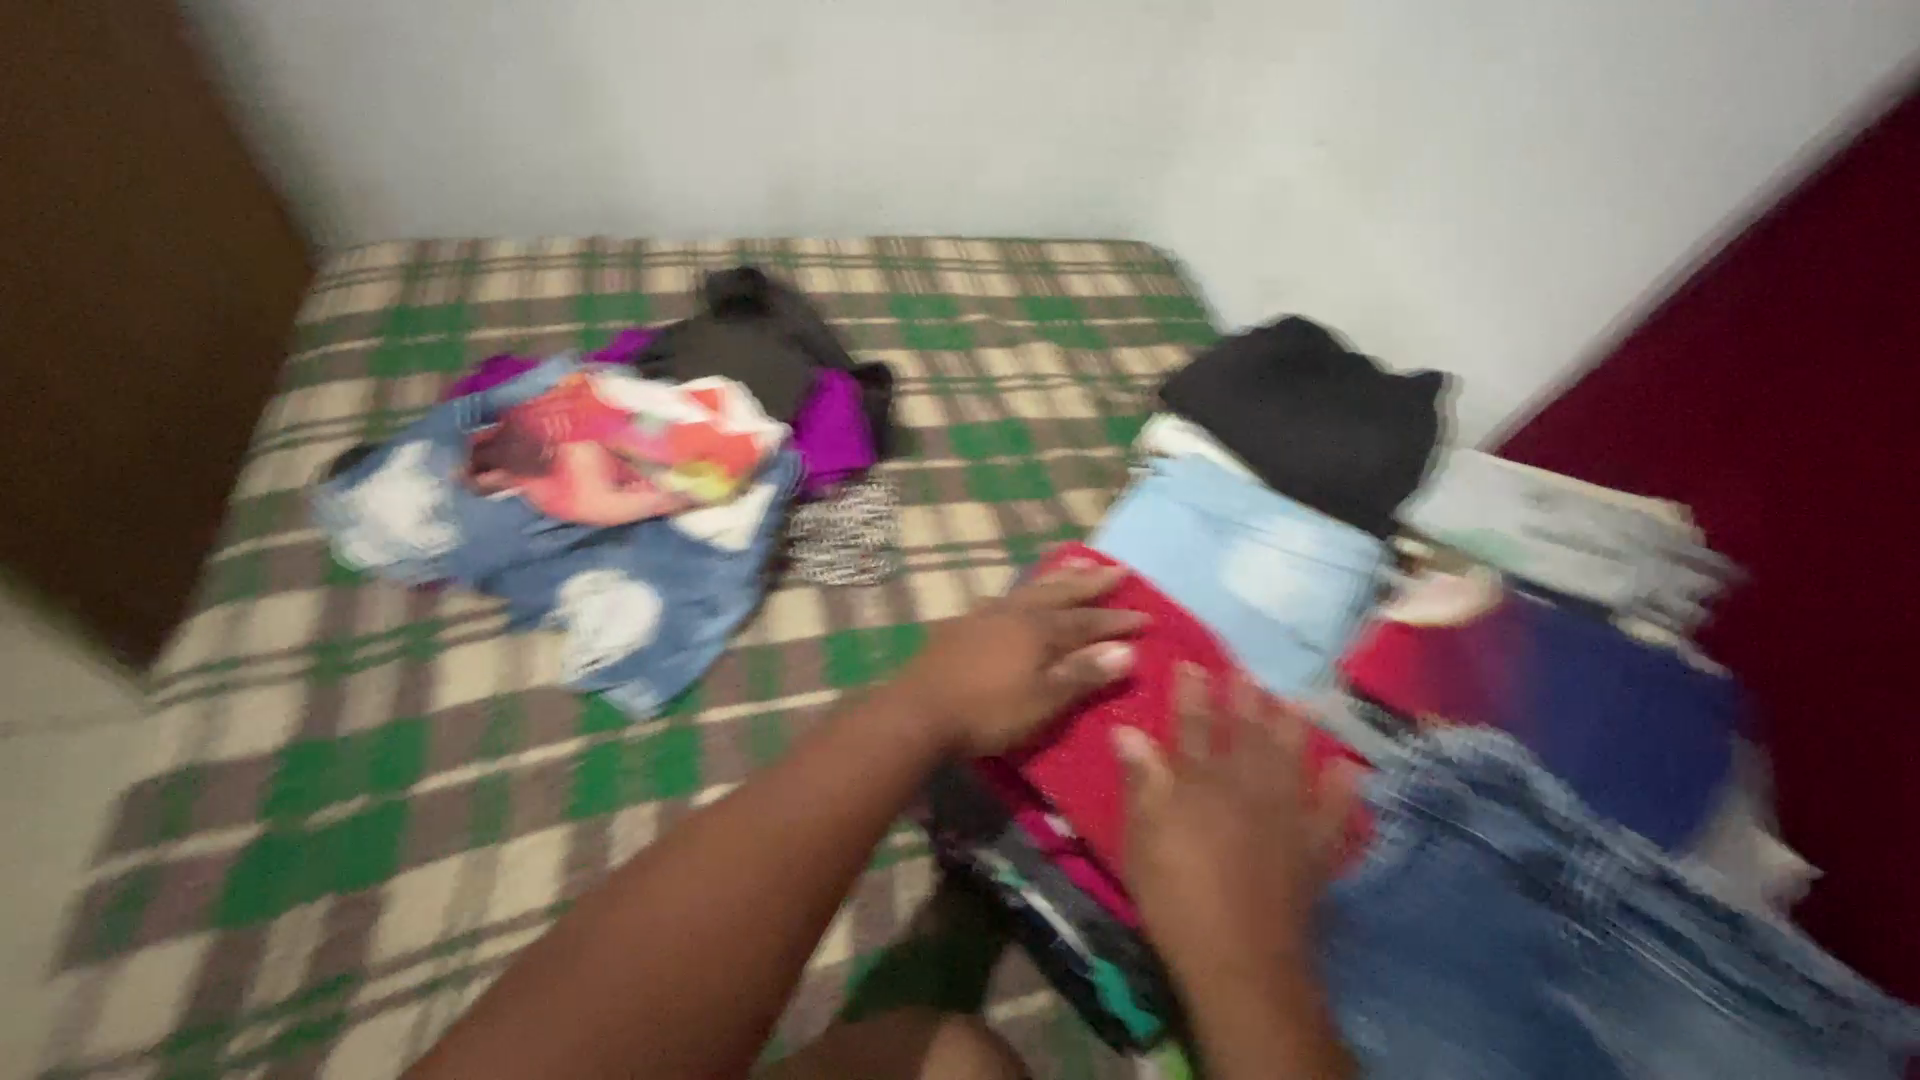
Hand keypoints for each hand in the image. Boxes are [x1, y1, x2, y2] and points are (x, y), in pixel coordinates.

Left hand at [894, 560, 1144, 755]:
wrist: (917, 711)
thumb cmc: (987, 712)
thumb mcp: (1043, 701)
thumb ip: (1083, 674)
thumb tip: (1126, 651)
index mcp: (1040, 630)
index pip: (1089, 621)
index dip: (1118, 620)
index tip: (1147, 616)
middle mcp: (1015, 613)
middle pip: (1061, 592)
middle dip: (1091, 582)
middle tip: (1118, 568)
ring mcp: (984, 615)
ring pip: (1030, 589)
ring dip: (1057, 578)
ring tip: (1076, 564)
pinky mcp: (960, 626)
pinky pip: (1003, 599)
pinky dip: (1021, 593)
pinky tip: (1017, 598)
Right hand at [1115, 665, 1360, 992]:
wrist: (1239, 958)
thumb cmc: (1176, 896)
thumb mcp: (1141, 838)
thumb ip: (1141, 781)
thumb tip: (1126, 730)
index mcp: (1199, 783)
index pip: (1192, 726)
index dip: (1191, 693)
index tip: (1192, 663)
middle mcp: (1246, 787)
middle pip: (1246, 733)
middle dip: (1244, 699)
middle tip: (1246, 673)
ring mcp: (1286, 816)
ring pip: (1292, 758)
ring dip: (1293, 728)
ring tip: (1296, 701)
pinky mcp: (1314, 849)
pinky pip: (1336, 812)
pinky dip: (1343, 789)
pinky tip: (1348, 768)